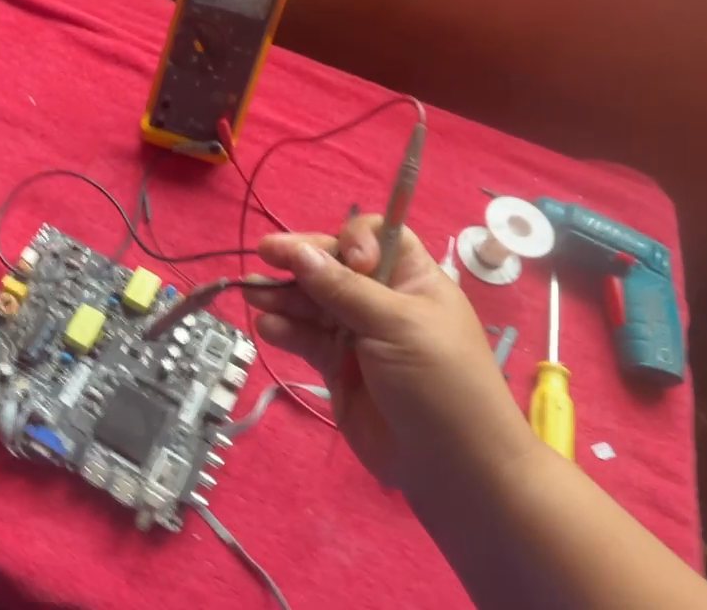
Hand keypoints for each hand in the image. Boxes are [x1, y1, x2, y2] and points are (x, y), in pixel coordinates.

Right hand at [243, 215, 536, 500]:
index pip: (374, 237)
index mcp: (411, 279)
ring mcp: (357, 334)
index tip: (344, 258)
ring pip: (311, 301)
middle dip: (301, 261)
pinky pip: (305, 338)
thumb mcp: (396, 325)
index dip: (351, 239)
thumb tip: (297, 250)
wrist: (453, 468)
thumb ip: (342, 289)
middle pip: (332, 265)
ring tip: (253, 296)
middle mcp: (381, 300)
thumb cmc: (439, 382)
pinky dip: (284, 330)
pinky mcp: (337, 367)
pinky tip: (268, 327)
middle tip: (265, 255)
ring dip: (283, 295)